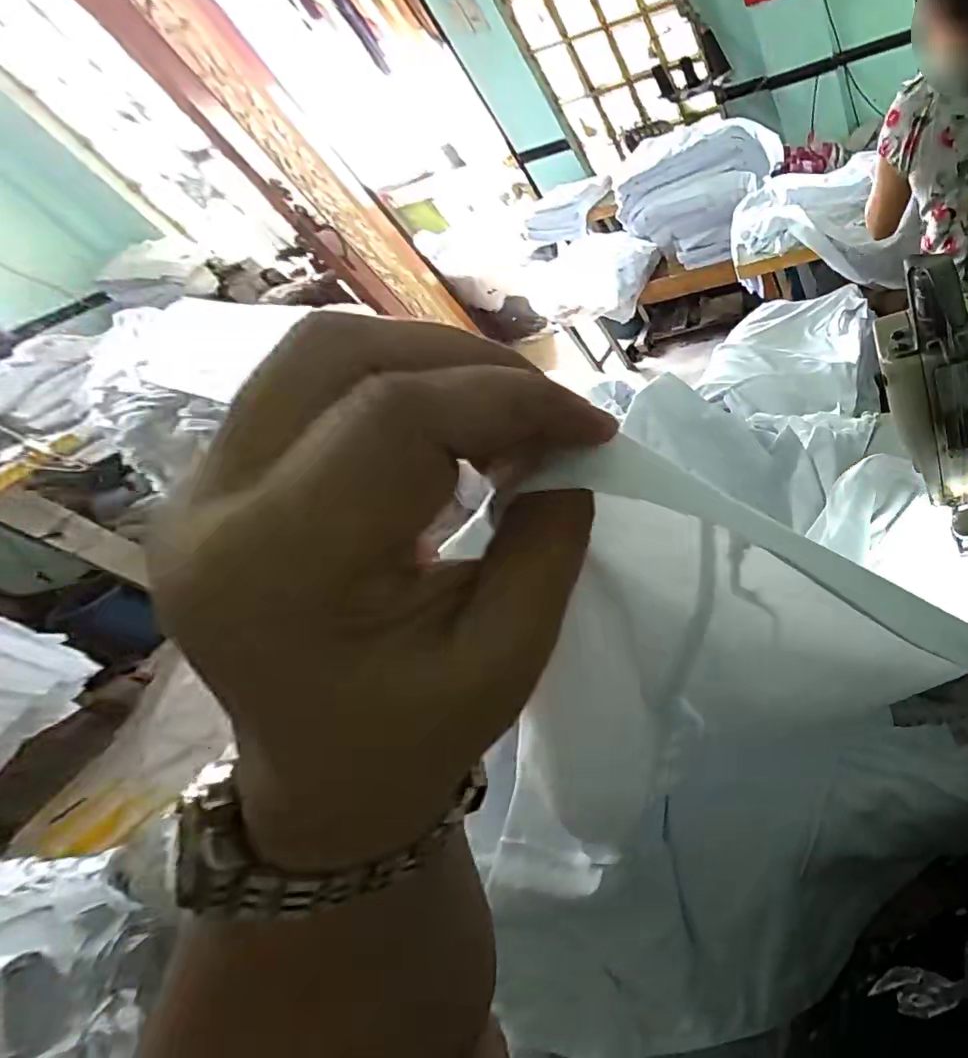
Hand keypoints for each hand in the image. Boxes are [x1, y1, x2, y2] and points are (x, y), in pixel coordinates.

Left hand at [150, 312, 615, 870]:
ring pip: (326, 353)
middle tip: (558, 416)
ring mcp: (206, 483)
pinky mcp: (233, 478)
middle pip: (341, 354)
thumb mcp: (514, 647)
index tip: (597, 431)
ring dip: (446, 368)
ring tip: (519, 423)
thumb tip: (567, 451)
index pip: (396, 416)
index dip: (515, 401)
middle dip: (477, 365)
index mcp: (283, 561)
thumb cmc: (423, 730)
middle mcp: (215, 502)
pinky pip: (324, 388)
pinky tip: (471, 437)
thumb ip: (548, 537)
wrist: (327, 777)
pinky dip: (419, 389)